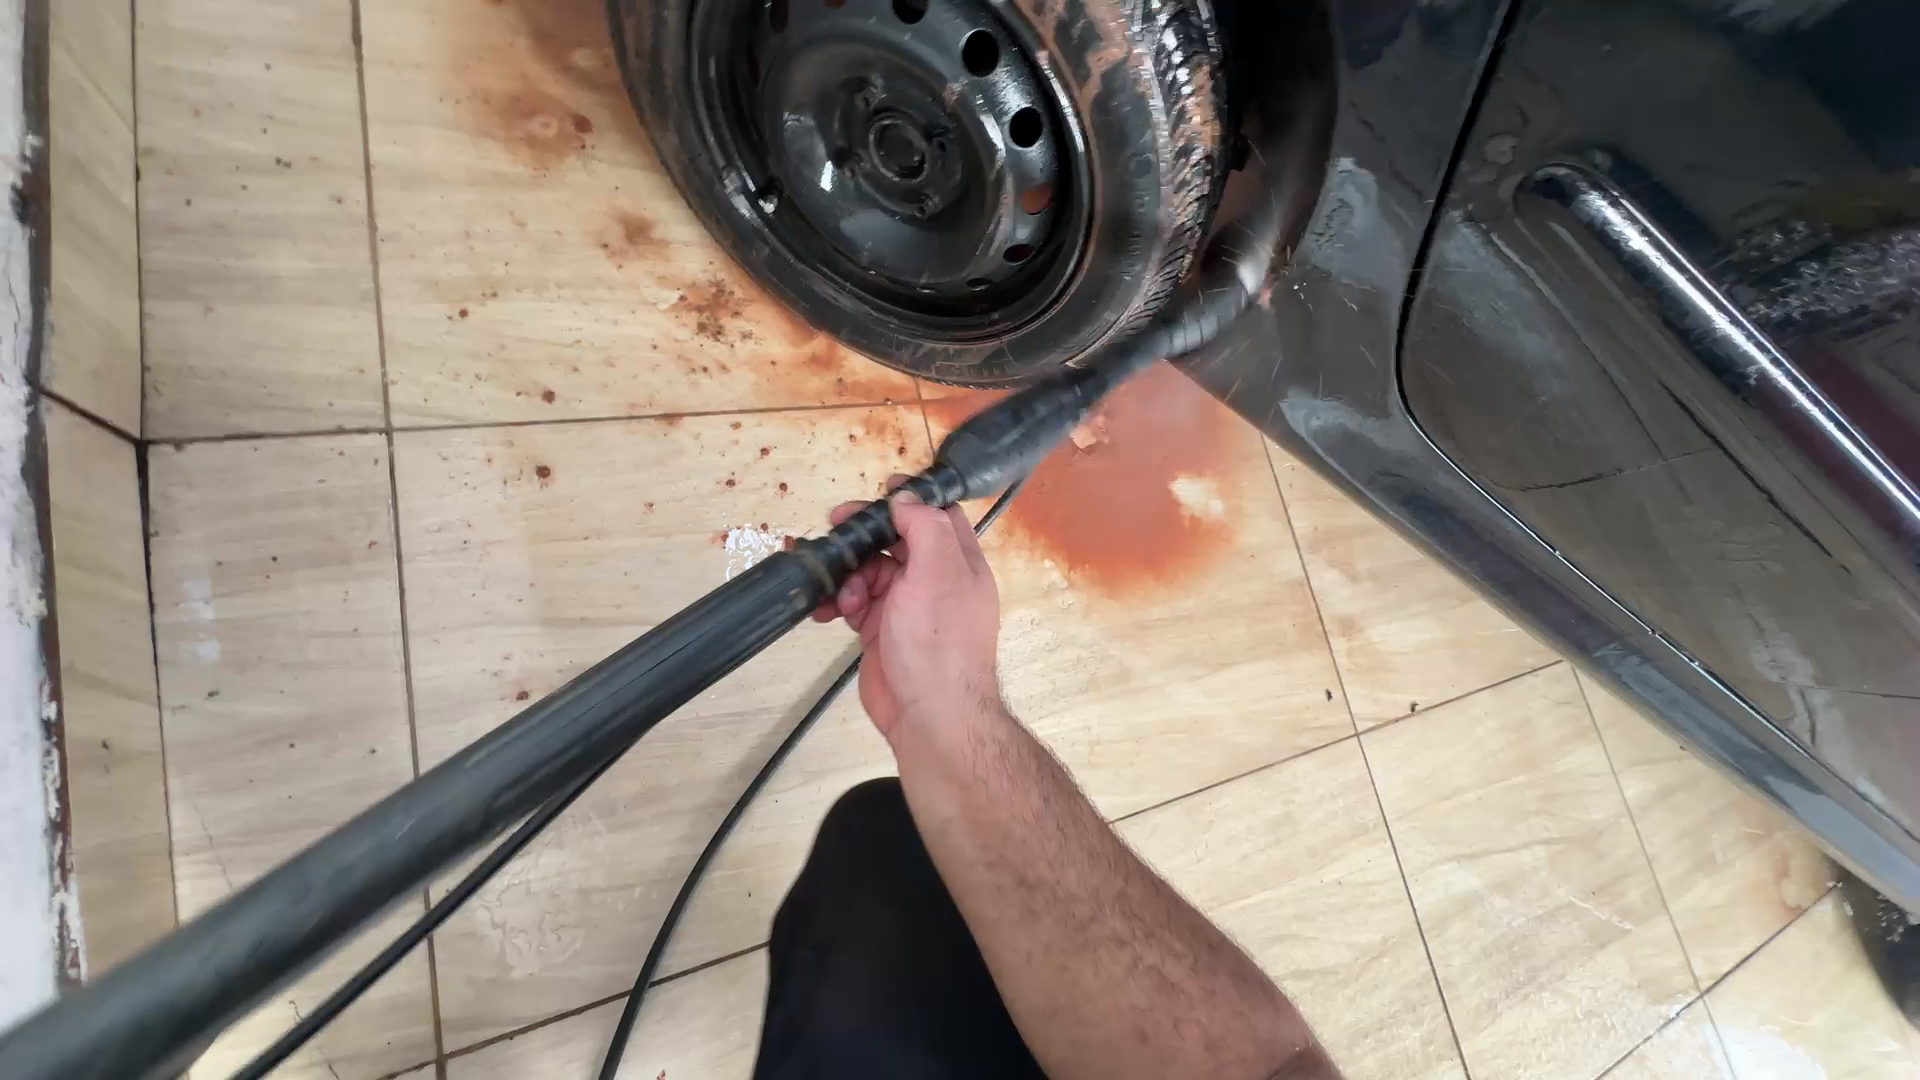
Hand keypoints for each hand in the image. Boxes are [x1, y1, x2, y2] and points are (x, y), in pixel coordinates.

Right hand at [811, 476, 1001, 742]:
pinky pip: (853, 602)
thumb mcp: (938, 573)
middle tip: (835, 526)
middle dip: (864, 534)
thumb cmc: (938, 642)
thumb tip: (906, 498)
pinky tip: (824, 611)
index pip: (938, 515)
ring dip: (847, 574)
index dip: (911, 499)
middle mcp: (934, 579)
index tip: (880, 491)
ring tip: (839, 596)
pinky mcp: (880, 629)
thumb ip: (925, 527)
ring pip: (868, 571)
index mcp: (958, 562)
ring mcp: (906, 605)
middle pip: (895, 540)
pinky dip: (836, 601)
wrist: (929, 715)